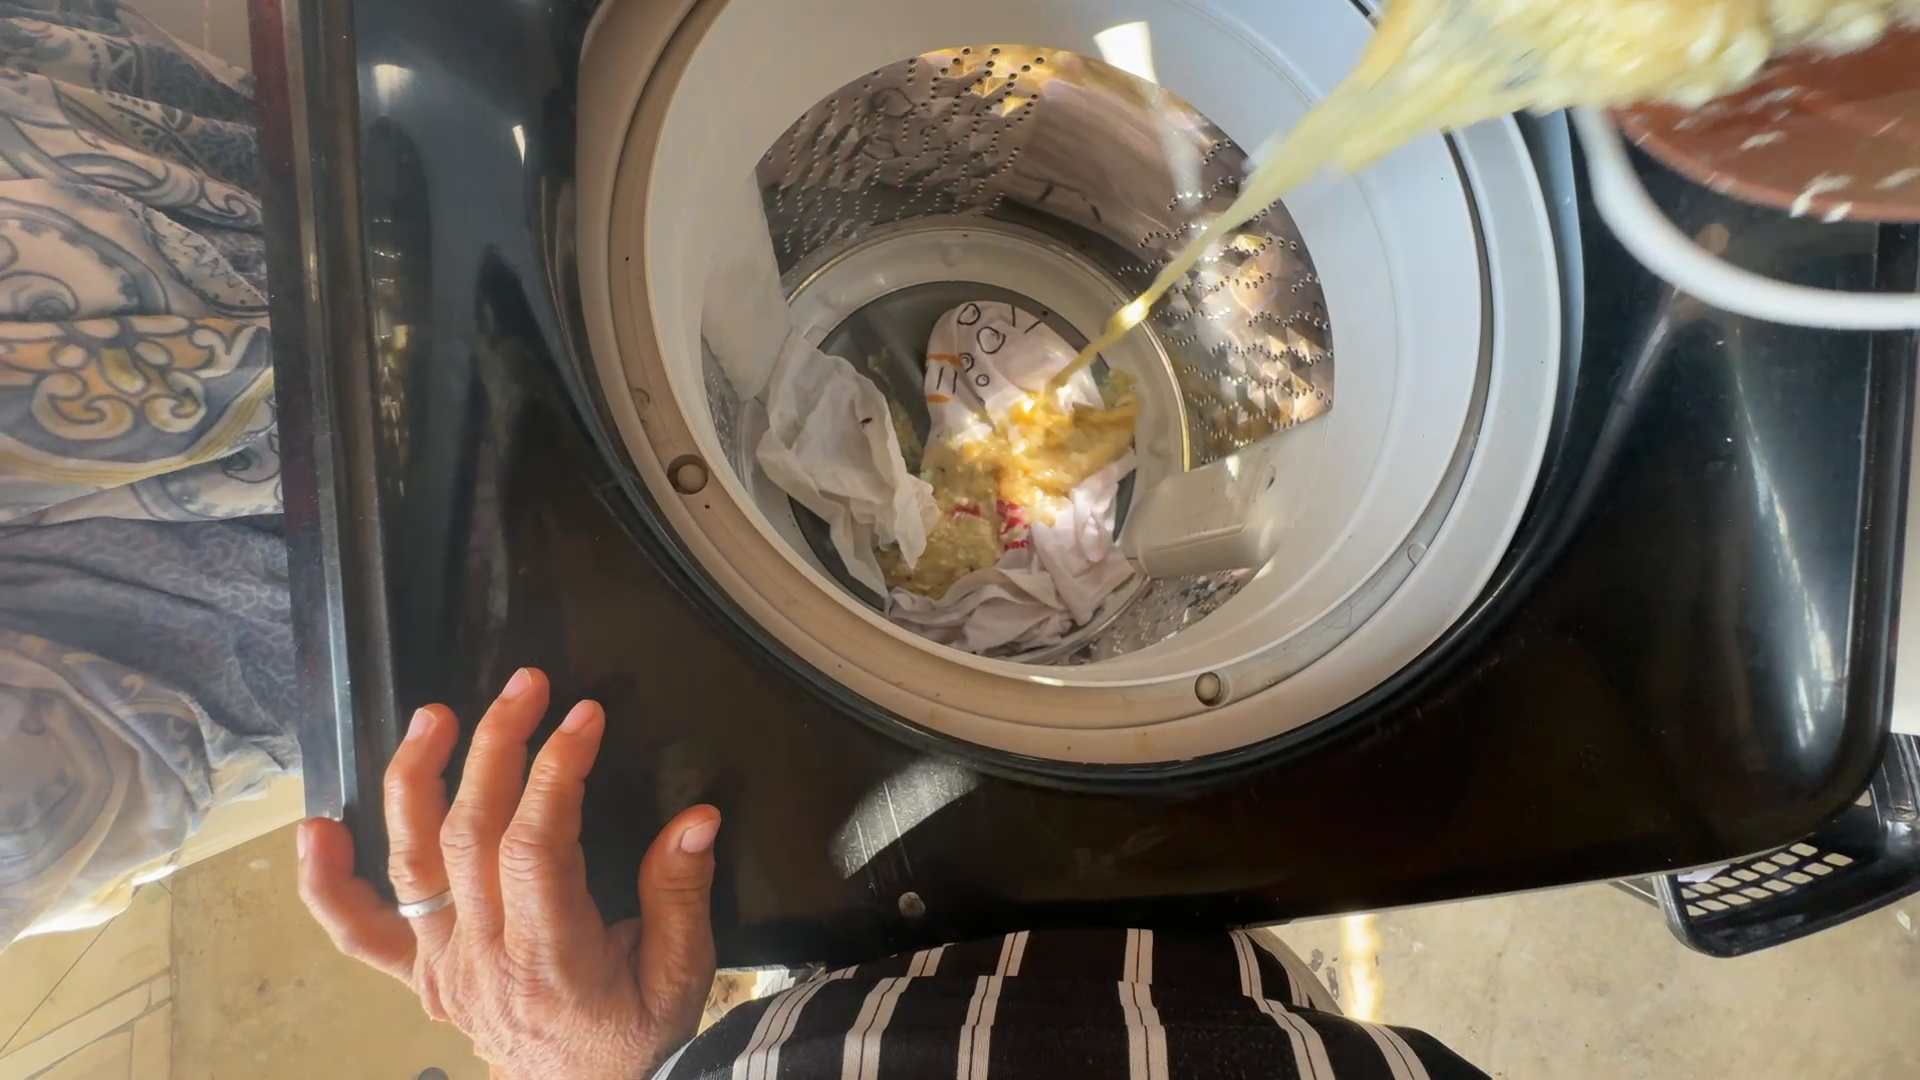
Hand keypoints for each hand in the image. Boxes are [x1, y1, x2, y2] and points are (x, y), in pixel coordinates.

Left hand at [297, 668, 720, 1079]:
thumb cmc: (637, 1030)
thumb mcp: (684, 971)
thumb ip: (683, 894)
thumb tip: (698, 818)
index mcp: (549, 953)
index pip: (537, 843)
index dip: (557, 770)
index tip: (584, 715)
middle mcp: (480, 954)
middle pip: (471, 832)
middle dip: (497, 746)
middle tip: (527, 685)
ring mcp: (440, 965)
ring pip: (412, 862)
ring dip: (415, 780)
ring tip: (432, 716)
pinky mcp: (421, 974)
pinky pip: (360, 931)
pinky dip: (328, 882)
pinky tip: (317, 827)